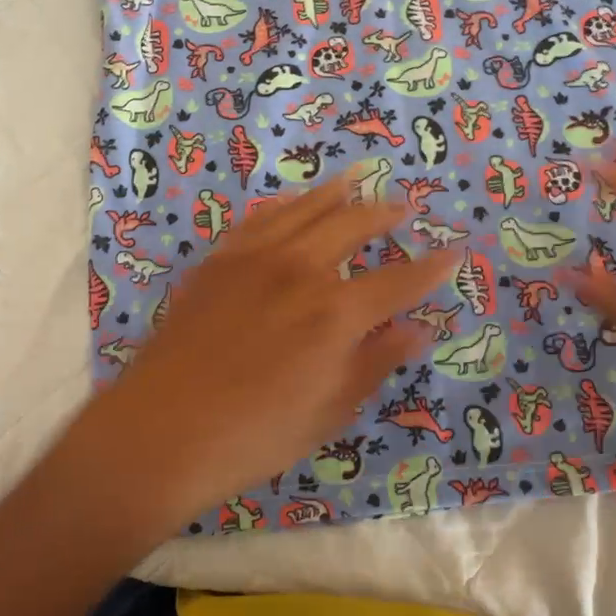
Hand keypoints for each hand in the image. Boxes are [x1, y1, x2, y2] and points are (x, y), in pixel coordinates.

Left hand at [78, 177, 456, 526]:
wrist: (162, 428)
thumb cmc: (253, 435)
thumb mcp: (328, 411)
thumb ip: (374, 363)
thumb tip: (417, 331)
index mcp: (334, 312)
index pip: (397, 281)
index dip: (430, 267)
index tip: (453, 250)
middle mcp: (299, 270)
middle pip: (352, 225)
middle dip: (383, 213)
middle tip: (404, 205)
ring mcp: (254, 258)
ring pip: (305, 209)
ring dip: (336, 193)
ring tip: (357, 180)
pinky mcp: (219, 260)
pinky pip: (260, 219)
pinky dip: (286, 206)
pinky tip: (293, 204)